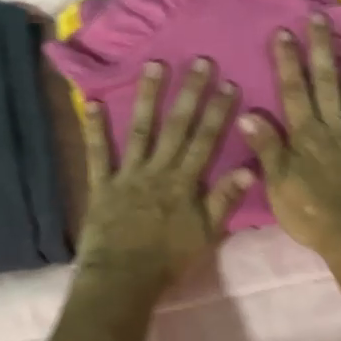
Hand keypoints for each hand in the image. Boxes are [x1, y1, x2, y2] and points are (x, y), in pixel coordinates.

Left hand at [74, 59, 250, 293]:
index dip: (218, 111)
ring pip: (139, 130)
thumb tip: (249, 168)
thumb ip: (224, 200)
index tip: (229, 83)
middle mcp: (157, 171)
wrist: (124, 279)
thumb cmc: (168, 261)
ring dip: (146, 97)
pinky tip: (90, 103)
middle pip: (176, 126)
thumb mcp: (206, 235)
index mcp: (184, 183)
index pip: (206, 140)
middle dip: (190, 92)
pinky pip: (97, 154)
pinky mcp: (102, 186)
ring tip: (153, 65)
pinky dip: (94, 129)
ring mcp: (127, 175)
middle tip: (199, 61)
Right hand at [238, 14, 340, 258]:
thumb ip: (266, 148)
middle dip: (321, 49)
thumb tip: (247, 114)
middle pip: (326, 83)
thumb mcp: (277, 183)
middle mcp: (333, 128)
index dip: (287, 62)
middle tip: (319, 18)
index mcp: (305, 136)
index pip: (293, 92)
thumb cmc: (309, 214)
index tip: (283, 32)